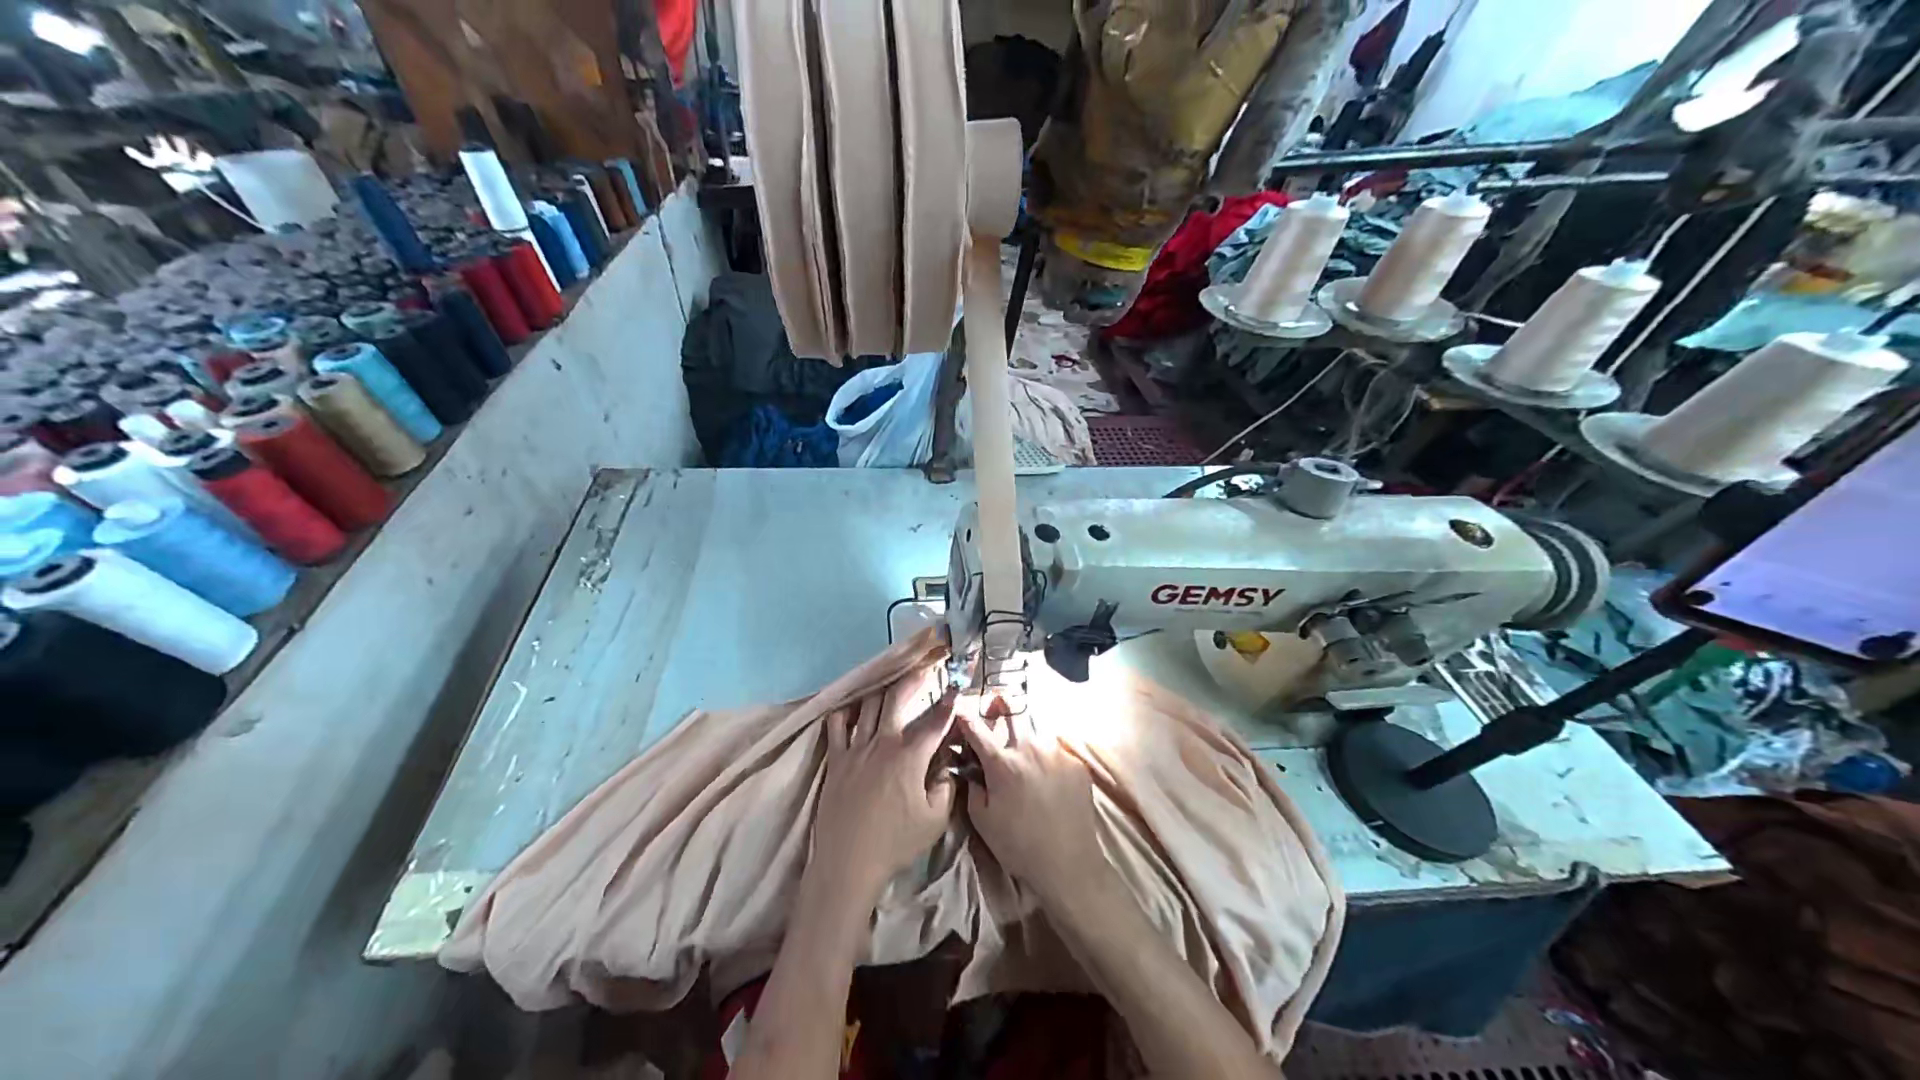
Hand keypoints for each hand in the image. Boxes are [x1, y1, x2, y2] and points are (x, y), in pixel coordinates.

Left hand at [810, 666, 958, 903]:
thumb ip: (945, 787)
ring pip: (868, 705)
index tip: (958, 687)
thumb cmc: (895, 843)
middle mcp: (882, 742)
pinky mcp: (835, 759)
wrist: (847, 862)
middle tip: (925, 667)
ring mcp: (855, 748)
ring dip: (883, 689)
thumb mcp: (935, 820)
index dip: (949, 702)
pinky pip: (837, 724)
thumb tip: (946, 766)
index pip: (935, 721)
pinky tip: (853, 705)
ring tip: (892, 679)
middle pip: (897, 698)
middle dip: (914, 679)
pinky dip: (847, 710)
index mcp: (910, 755)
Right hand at [956, 698, 1108, 903]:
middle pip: (1014, 710)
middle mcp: (1030, 749)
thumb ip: (973, 786)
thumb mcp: (982, 820)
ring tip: (1026, 750)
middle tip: (997, 705)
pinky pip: (1058, 750)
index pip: (977, 730)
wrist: (1068, 863)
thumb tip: (972, 768)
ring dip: (1028, 734)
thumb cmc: (1018, 845)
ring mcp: (1057, 753)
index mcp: (1002, 763)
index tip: (961, 712)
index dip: (965, 718)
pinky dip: (1048, 755)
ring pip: (1038, 730)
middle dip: (1002, 702)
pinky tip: (1048, 774)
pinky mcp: (1077, 764)